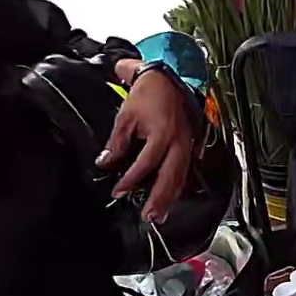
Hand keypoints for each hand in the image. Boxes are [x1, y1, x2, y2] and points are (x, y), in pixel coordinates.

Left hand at [97, 65, 193, 222]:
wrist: (168, 79)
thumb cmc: (148, 95)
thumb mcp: (125, 117)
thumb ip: (116, 143)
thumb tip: (105, 162)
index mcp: (163, 134)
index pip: (146, 164)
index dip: (131, 180)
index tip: (118, 191)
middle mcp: (179, 143)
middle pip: (170, 177)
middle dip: (159, 199)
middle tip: (150, 217)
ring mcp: (188, 145)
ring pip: (181, 177)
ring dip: (170, 197)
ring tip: (161, 215)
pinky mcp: (191, 146)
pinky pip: (186, 171)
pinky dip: (178, 186)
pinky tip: (172, 197)